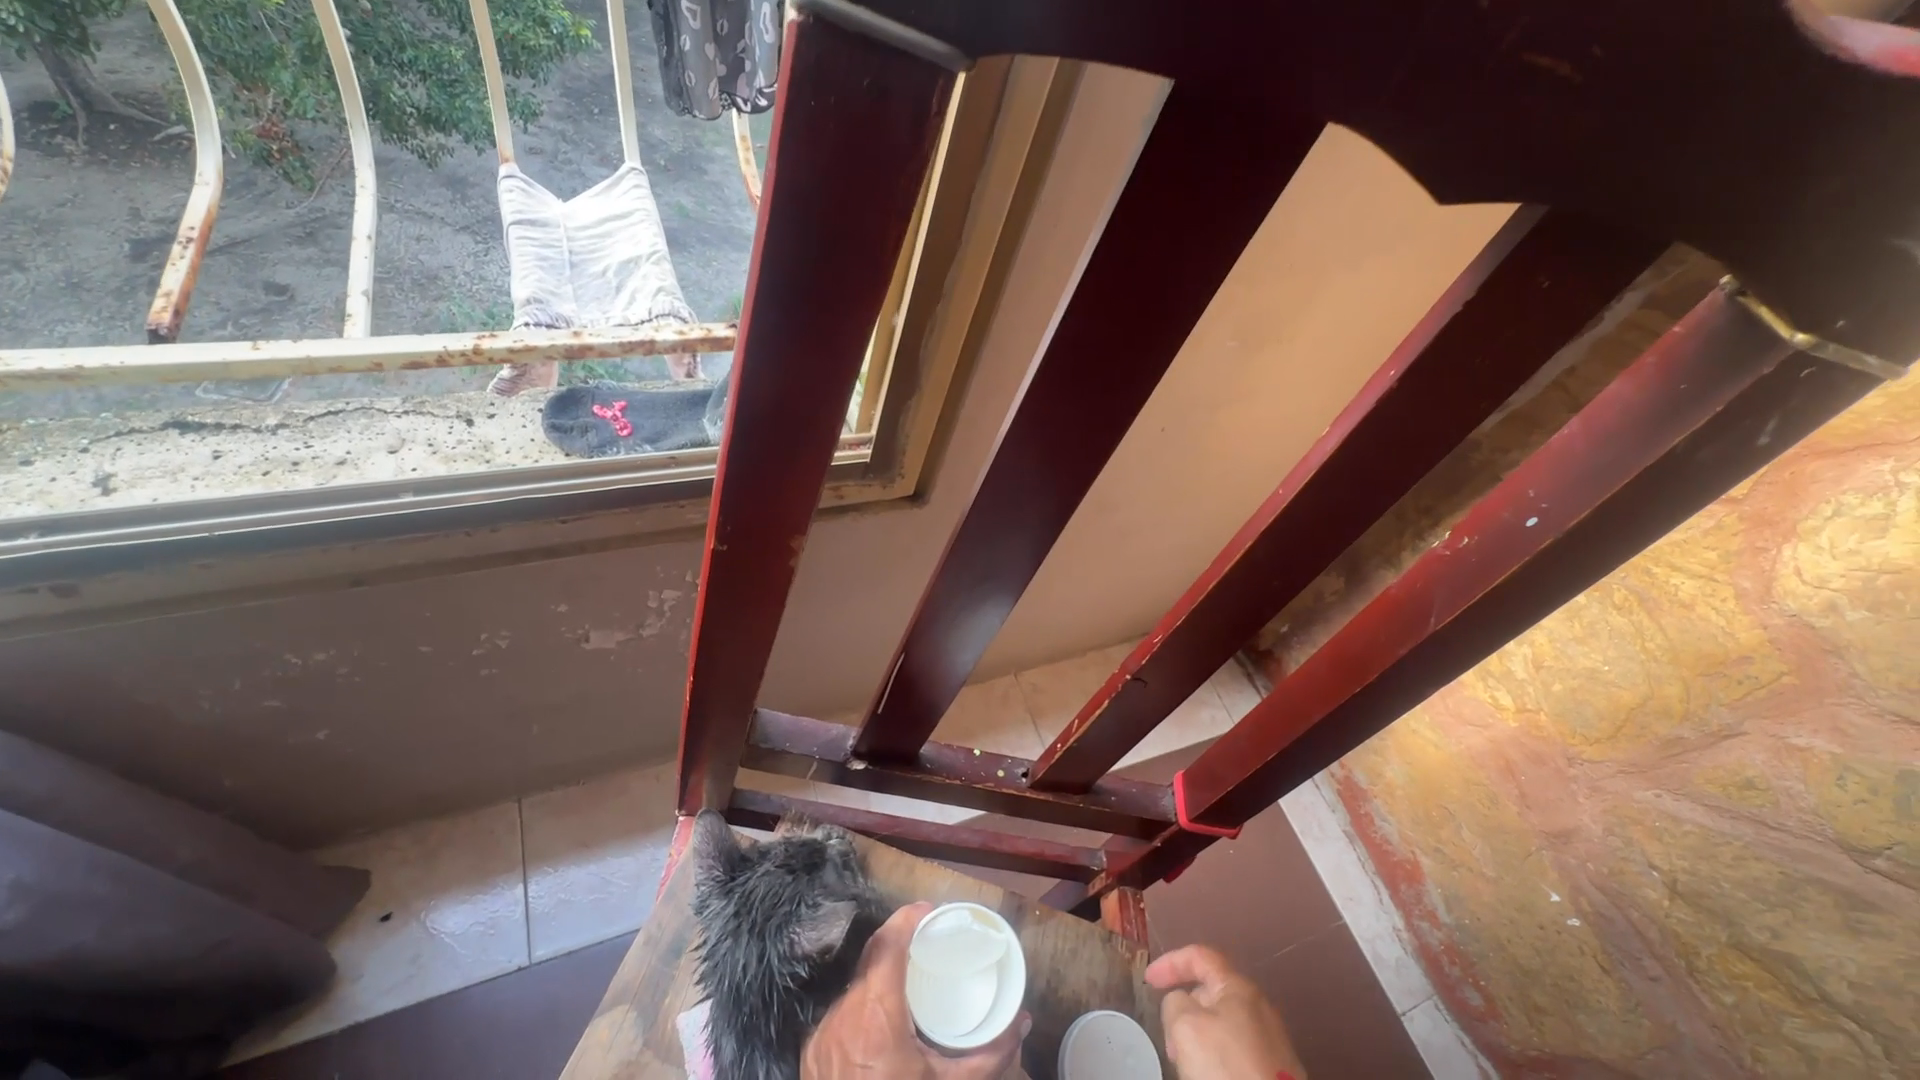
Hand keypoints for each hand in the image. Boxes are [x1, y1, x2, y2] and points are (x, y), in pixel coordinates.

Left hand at [802, 901, 1030, 1079]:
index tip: (928, 911)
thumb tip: (1022, 1022)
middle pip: (870, 958)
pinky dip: (863, 1005)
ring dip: (879, 976)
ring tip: (907, 976)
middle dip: (896, 941)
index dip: (905, 918)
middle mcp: (846, 1014)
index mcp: (878, 1015)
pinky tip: (881, 1016)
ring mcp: (825, 1031)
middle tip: (924, 939)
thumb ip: (989, 1055)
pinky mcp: (814, 1048)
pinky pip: (841, 1012)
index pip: (887, 945)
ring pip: (855, 985)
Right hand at [1146, 945, 1306, 1079]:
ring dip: (1196, 1039)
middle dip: (1183, 1011)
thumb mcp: (1185, 1025)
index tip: (1147, 981)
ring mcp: (1268, 1039)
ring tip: (1186, 1064)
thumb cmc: (1227, 1065)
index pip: (1199, 956)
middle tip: (1170, 1039)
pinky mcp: (1272, 1068)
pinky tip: (1208, 1075)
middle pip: (1208, 994)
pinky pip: (1233, 1050)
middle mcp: (1258, 1007)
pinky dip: (1214, 1058)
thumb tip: (1181, 1003)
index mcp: (1238, 987)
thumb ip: (1174, 1002)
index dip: (1170, 962)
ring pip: (1219, 1026)